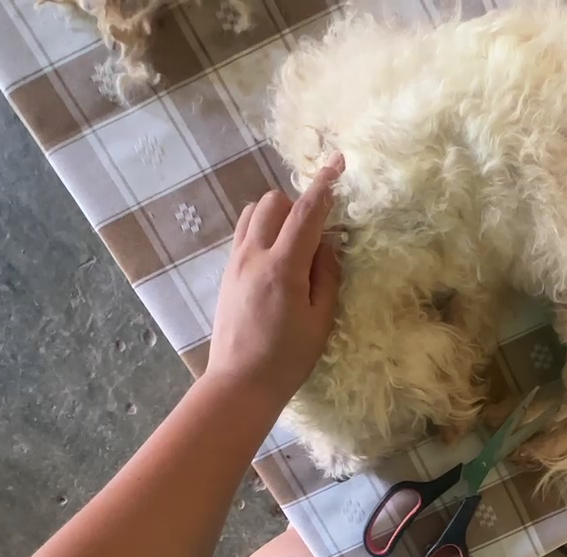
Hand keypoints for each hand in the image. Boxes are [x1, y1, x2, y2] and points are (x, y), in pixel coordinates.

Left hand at [202, 156, 344, 407]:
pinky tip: (277, 258)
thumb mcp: (321, 321)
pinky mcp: (228, 271)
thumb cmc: (289, 358)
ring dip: (279, 215)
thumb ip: (327, 276)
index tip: (338, 163)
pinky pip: (245, 232)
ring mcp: (236, 261)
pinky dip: (264, 230)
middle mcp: (254, 255)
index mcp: (283, 268)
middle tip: (317, 236)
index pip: (306, 213)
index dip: (325, 185)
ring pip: (255, 212)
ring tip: (296, 246)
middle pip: (274, 202)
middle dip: (299, 205)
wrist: (241, 382)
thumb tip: (328, 243)